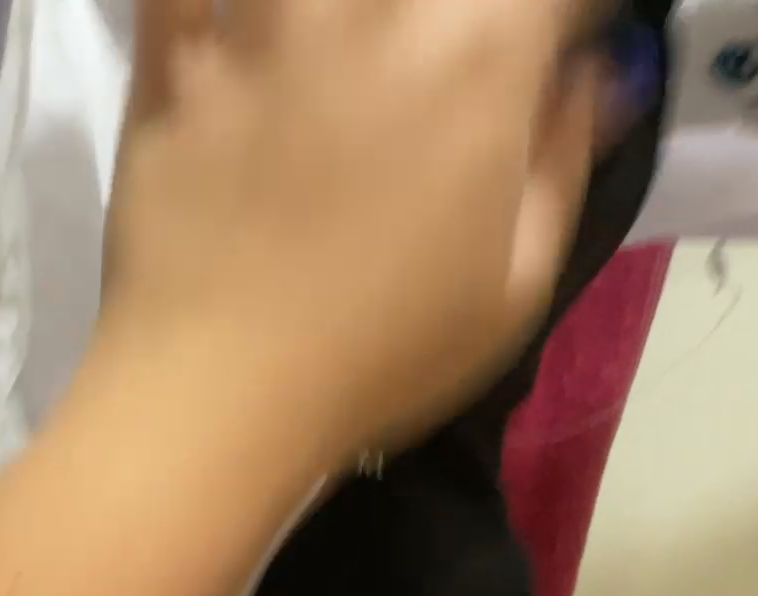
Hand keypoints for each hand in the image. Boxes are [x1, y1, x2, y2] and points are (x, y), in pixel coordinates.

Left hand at [96, 0, 605, 468]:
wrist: (216, 394)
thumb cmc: (371, 362)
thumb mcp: (512, 291)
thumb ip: (560, 164)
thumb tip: (590, 80)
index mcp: (477, 55)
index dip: (554, 16)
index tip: (543, 49)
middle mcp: (368, 16)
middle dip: (438, 9)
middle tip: (417, 52)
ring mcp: (255, 38)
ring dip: (311, 2)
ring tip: (319, 38)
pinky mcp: (167, 78)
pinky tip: (211, 17)